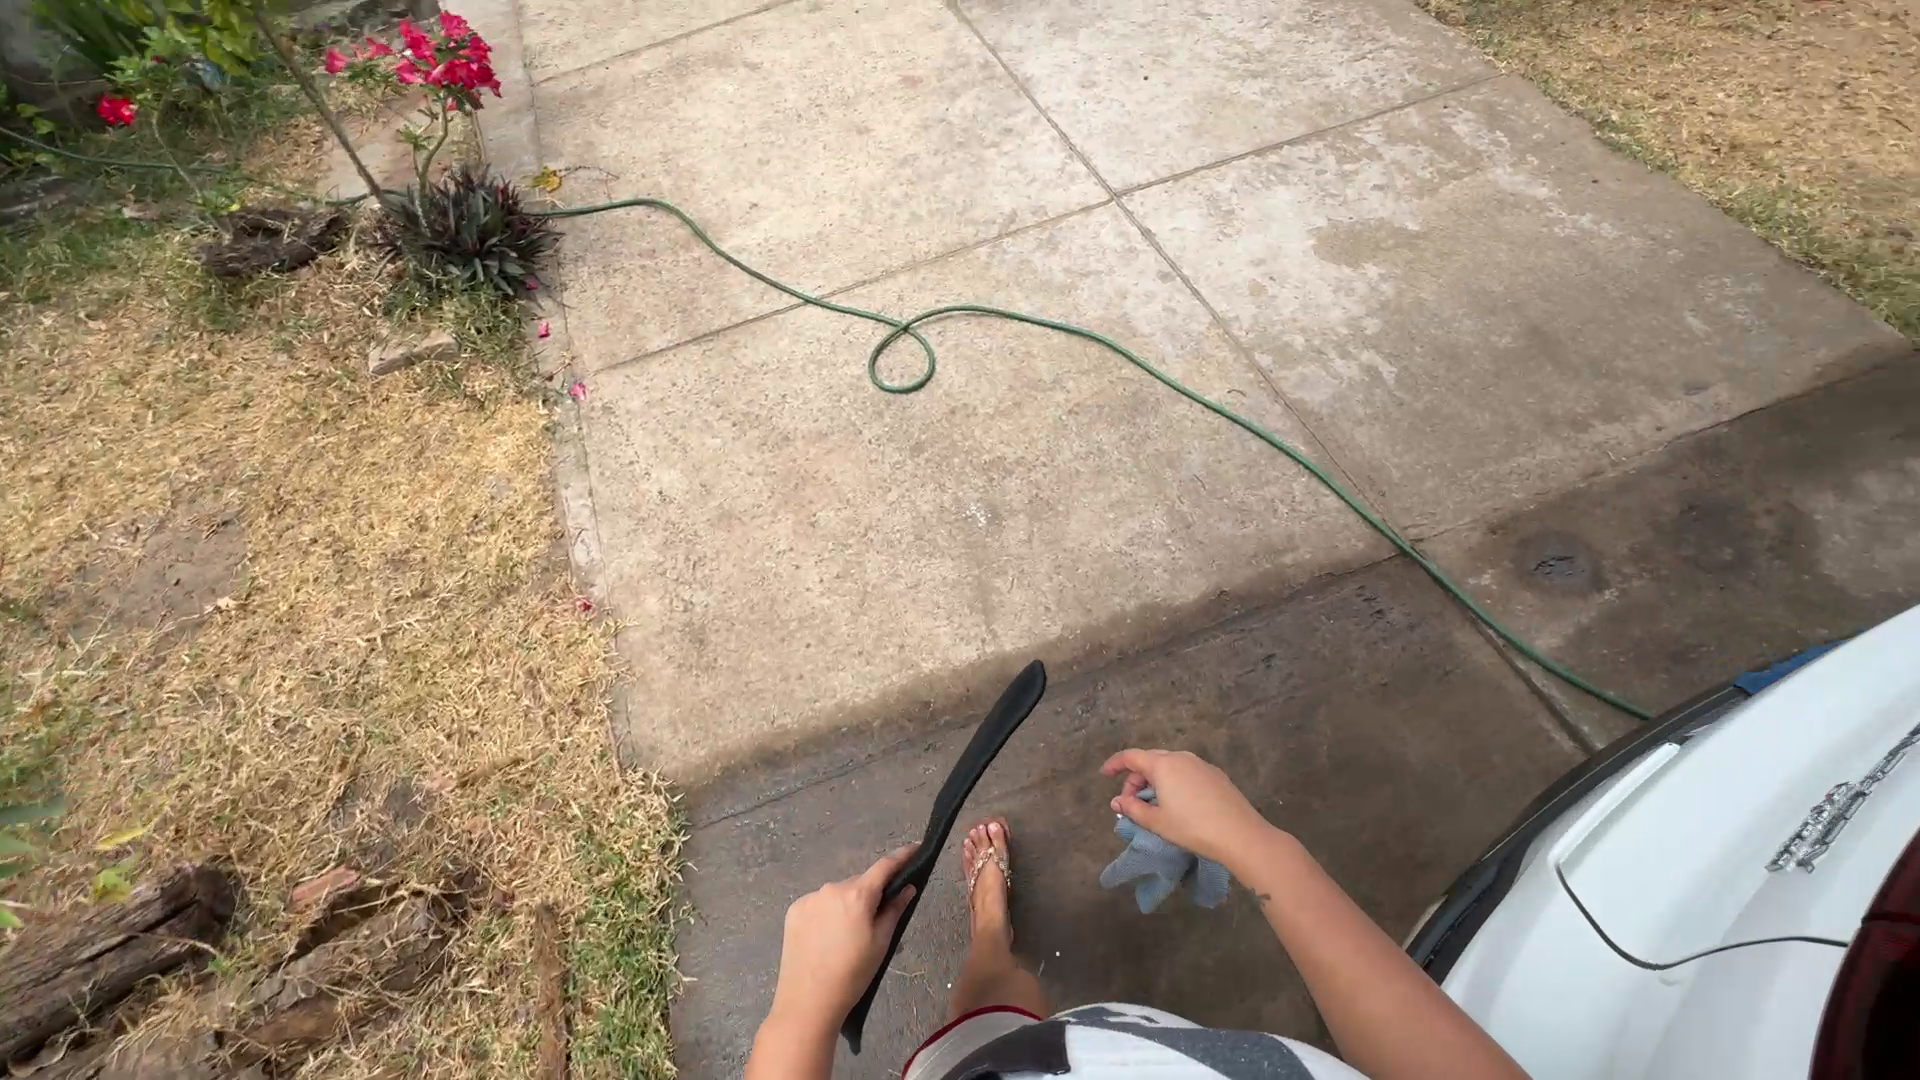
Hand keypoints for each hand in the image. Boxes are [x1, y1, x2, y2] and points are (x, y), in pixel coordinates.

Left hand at [767, 843, 918, 1033]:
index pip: (885, 866)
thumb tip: (907, 887)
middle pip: (859, 884)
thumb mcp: (881, 944)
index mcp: (858, 895)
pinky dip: (826, 914)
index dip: (902, 856)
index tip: (915, 848)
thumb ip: (895, 910)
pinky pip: (818, 904)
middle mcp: (832, 888)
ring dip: (846, 905)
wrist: (807, 1003)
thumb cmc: (852, 975)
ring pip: (838, 894)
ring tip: (844, 937)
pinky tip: (824, 938)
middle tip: (873, 922)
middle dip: (869, 895)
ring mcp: (810, 898)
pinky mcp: (794, 910)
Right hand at [1101, 748, 1276, 867]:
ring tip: (1153, 804)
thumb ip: (1132, 809)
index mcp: (1163, 765)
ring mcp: (1200, 764)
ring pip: (1169, 765)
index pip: (1131, 756)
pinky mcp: (1215, 774)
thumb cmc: (1193, 827)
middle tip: (1130, 800)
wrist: (1241, 835)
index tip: (1104, 774)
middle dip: (1135, 777)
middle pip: (1150, 760)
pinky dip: (1173, 782)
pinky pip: (1185, 771)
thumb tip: (1117, 801)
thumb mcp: (1157, 822)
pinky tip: (1178, 803)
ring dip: (1155, 780)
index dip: (1114, 764)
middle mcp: (1181, 757)